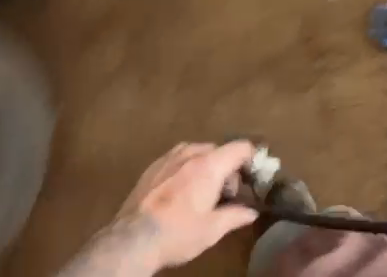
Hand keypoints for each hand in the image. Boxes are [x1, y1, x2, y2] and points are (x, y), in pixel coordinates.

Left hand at [112, 141, 259, 268]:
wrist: (133, 238)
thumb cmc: (178, 233)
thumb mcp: (212, 230)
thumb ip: (236, 216)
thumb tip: (252, 212)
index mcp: (209, 164)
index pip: (240, 147)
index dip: (251, 159)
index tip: (252, 178)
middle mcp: (191, 152)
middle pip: (219, 150)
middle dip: (227, 170)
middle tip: (225, 196)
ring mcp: (170, 156)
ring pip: (198, 152)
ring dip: (206, 167)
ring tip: (202, 194)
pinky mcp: (154, 164)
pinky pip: (179, 158)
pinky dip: (187, 168)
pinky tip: (180, 192)